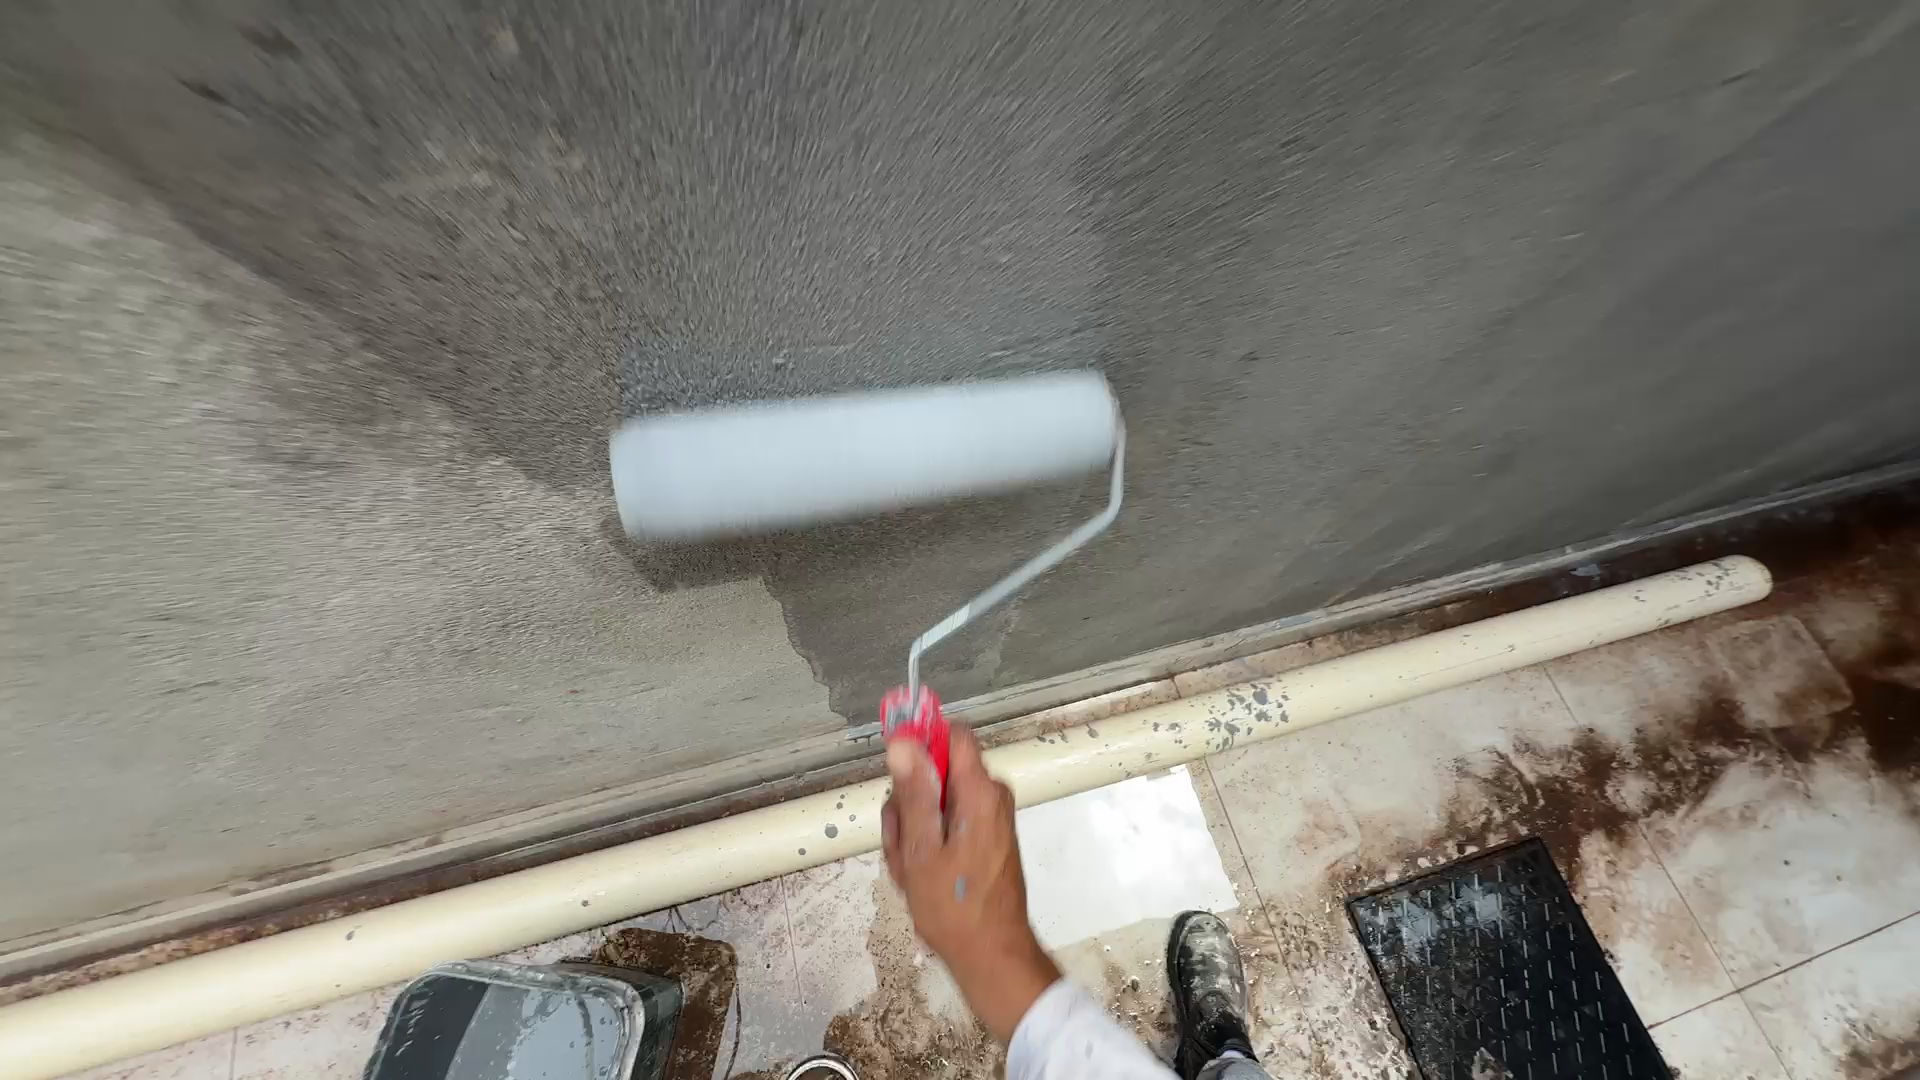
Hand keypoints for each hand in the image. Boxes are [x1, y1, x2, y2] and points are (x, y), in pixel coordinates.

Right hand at [881, 726, 1059, 1043]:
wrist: (992, 955)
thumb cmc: (953, 907)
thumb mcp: (921, 849)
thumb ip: (913, 791)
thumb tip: (903, 741)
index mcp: (979, 790)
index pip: (954, 734)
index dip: (922, 740)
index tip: (897, 768)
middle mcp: (991, 794)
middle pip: (940, 770)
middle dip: (912, 800)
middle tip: (903, 843)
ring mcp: (991, 815)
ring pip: (939, 798)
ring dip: (916, 828)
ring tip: (912, 868)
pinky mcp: (988, 834)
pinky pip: (950, 820)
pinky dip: (931, 841)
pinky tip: (923, 874)